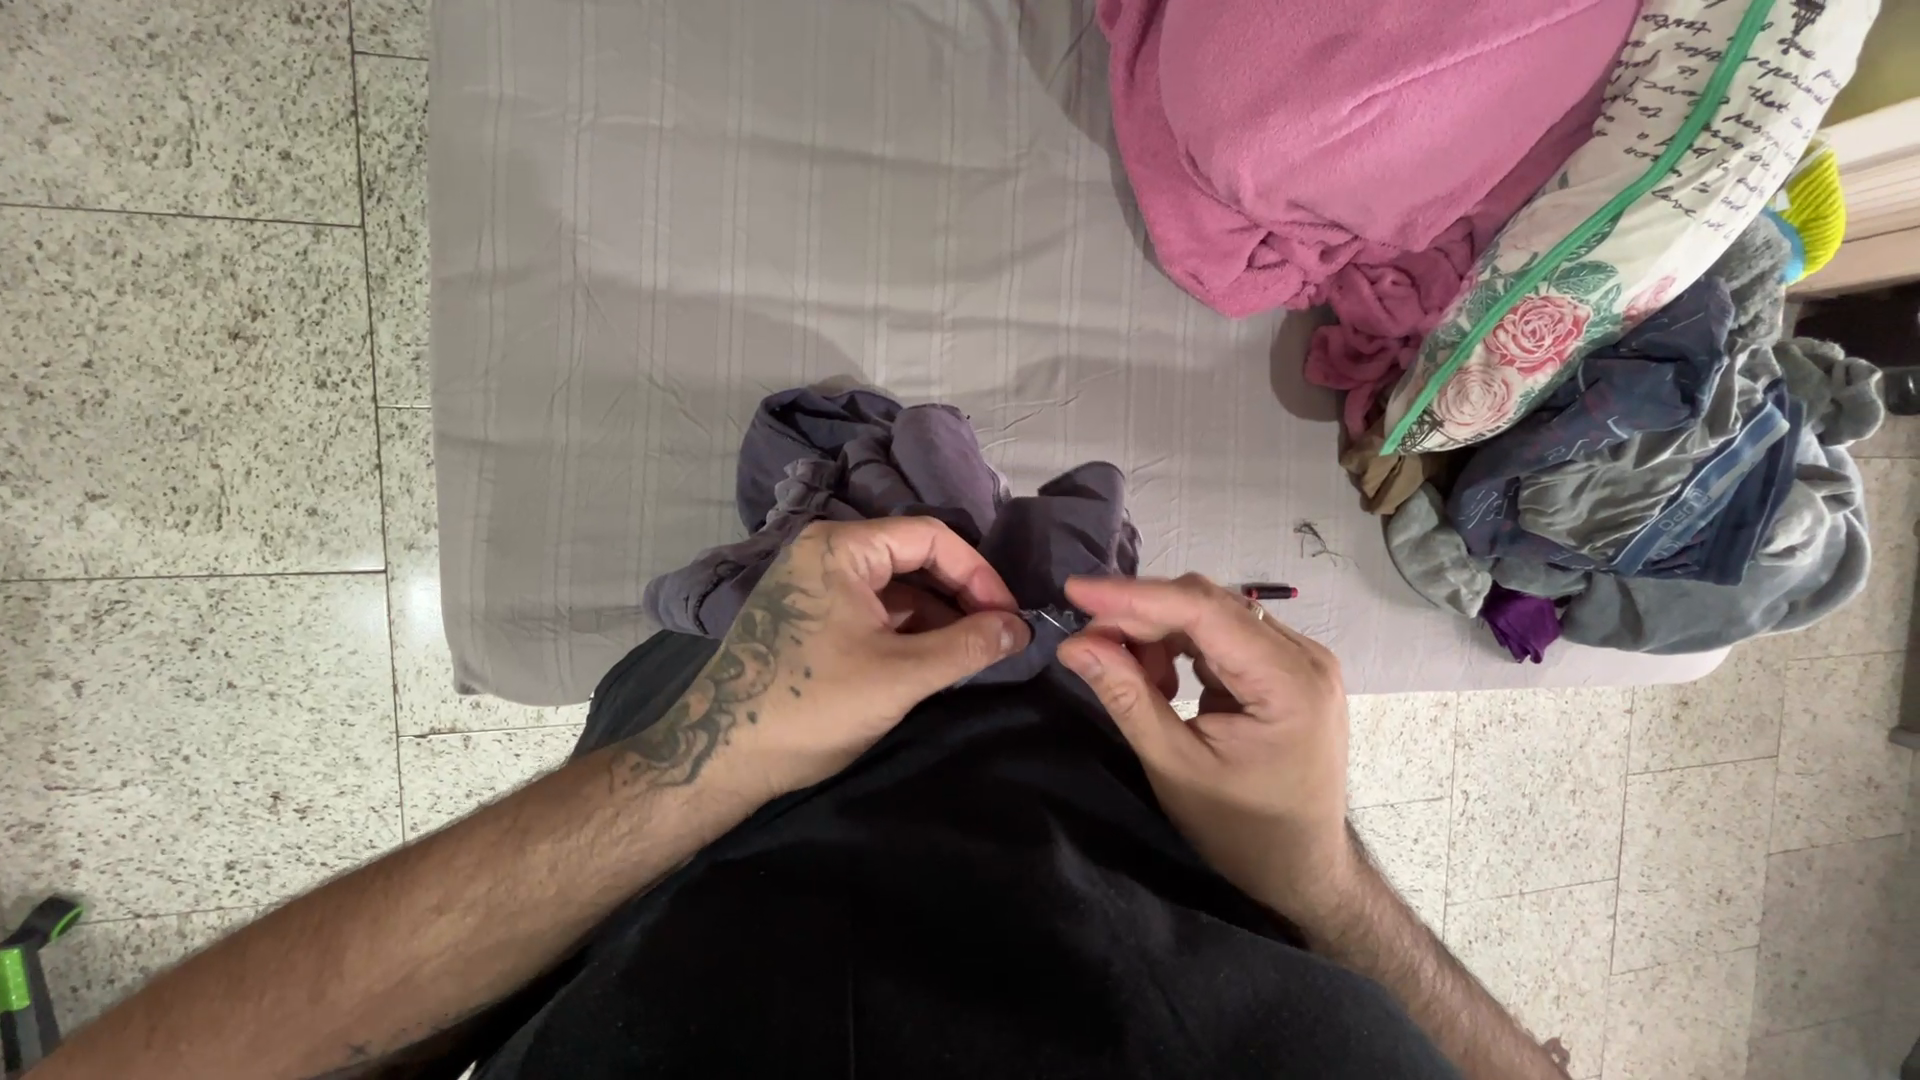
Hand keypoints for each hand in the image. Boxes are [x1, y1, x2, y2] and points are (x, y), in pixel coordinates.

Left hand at [621, 518, 1031, 798]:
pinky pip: (876, 611)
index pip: (930, 538)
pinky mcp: (813, 619)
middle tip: (998, 636)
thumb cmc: (812, 705)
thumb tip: (1022, 629)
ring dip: (939, 617)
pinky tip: (937, 659)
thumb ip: (968, 646)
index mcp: (842, 548)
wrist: (722, 757)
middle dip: (961, 596)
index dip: (979, 574)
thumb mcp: (900, 675)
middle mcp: (827, 554)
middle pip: (914, 559)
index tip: (1010, 617)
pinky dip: (910, 631)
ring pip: (897, 588)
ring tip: (975, 653)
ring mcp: (817, 587)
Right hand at [1055, 574, 1357, 923]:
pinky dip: (1179, 649)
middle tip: (1086, 639)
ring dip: (1157, 633)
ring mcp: (1299, 658)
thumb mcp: (1174, 766)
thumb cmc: (1242, 831)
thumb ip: (1126, 697)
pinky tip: (1160, 682)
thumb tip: (1074, 644)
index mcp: (1289, 681)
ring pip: (1210, 614)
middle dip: (1140, 615)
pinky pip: (1221, 635)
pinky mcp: (1285, 668)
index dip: (1135, 596)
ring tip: (1127, 674)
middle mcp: (1303, 655)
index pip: (1203, 610)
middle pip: (1207, 604)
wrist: (1302, 870)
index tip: (1076, 590)